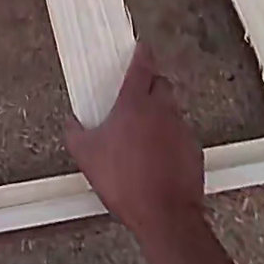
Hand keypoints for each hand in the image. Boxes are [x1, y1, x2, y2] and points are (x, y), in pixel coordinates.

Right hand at [65, 44, 204, 237]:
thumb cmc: (126, 182)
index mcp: (135, 103)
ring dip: (160, 114)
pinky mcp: (193, 151)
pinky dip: (170, 140)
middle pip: (161, 84)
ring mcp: (181, 130)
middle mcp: (161, 110)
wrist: (163, 216)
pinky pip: (181, 136)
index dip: (141, 53)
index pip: (142, 66)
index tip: (141, 47)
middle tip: (137, 95)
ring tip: (143, 133)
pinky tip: (156, 157)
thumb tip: (71, 124)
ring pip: (171, 110)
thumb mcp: (86, 155)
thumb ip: (75, 132)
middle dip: (151, 84)